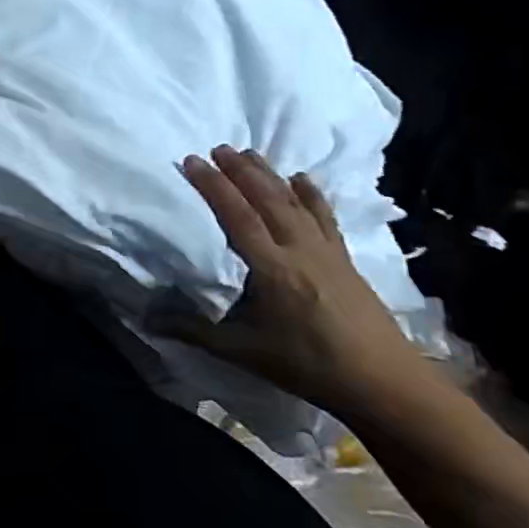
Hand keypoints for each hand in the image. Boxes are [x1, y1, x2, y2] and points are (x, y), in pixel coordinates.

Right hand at [174, 146, 428, 415]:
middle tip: (218, 148)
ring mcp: (325, 250)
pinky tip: (301, 177)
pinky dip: (311, 193)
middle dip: (240, 170)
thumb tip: (147, 318)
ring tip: (249, 153)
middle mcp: (299, 249)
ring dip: (269, 174)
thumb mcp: (243, 352)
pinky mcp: (343, 257)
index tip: (193, 161)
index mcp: (272, 269)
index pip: (237, 216)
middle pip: (266, 198)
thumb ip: (194, 330)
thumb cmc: (307, 365)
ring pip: (293, 201)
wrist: (380, 380)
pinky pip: (324, 215)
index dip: (213, 186)